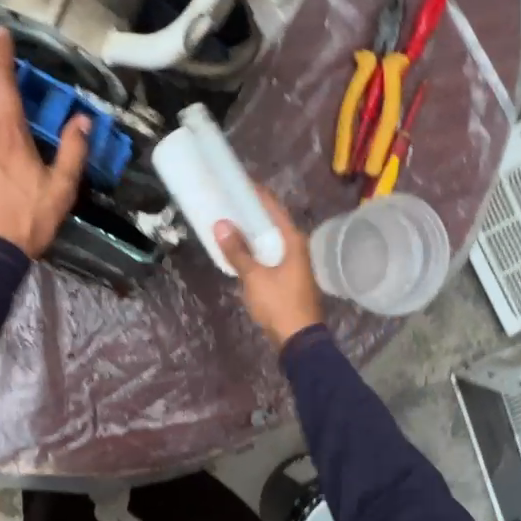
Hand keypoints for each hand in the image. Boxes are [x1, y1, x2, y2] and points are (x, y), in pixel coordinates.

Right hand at [215, 187, 324, 347]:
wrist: (299, 340)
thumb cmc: (279, 304)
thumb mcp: (255, 277)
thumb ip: (238, 251)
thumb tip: (221, 225)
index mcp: (293, 241)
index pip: (273, 207)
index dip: (256, 193)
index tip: (238, 181)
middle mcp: (297, 247)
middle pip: (271, 222)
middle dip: (250, 212)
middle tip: (227, 201)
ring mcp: (294, 263)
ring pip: (269, 240)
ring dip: (251, 232)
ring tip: (229, 221)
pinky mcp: (288, 277)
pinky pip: (269, 255)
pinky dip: (254, 249)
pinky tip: (239, 249)